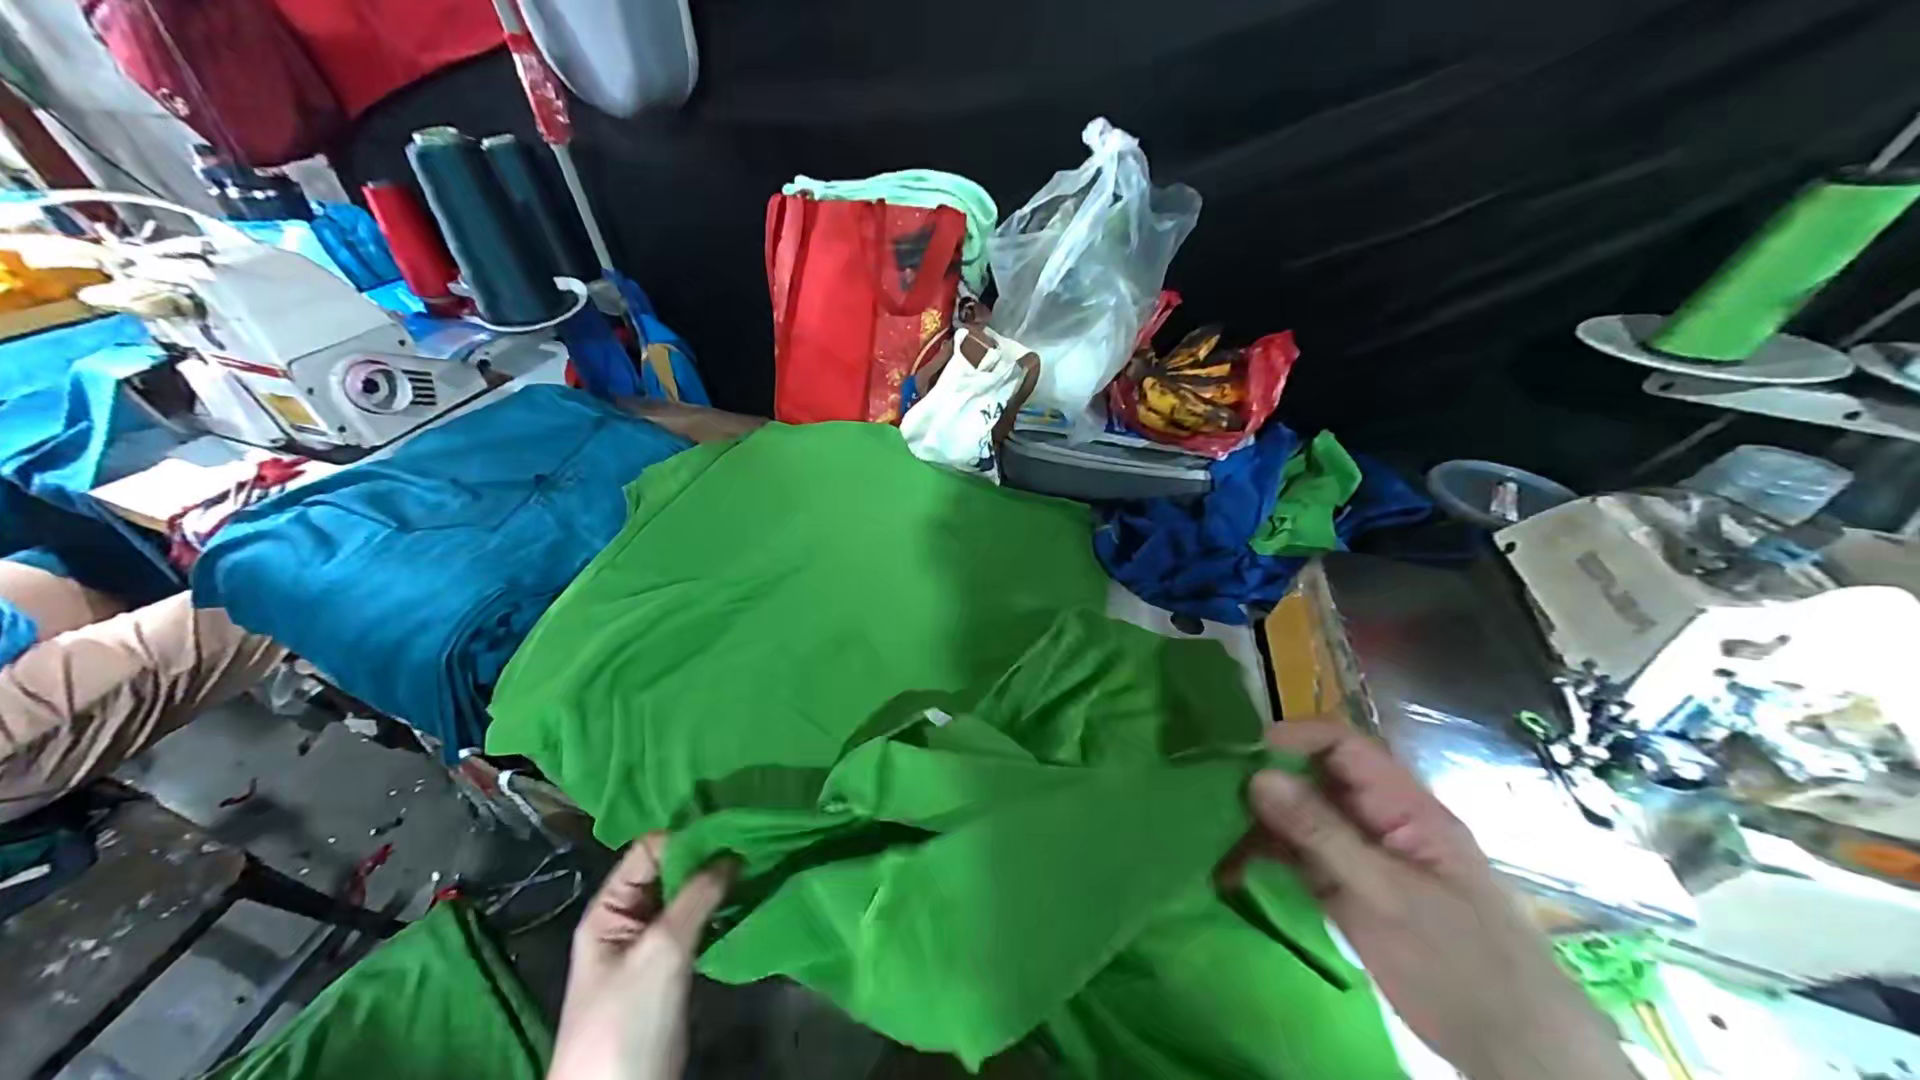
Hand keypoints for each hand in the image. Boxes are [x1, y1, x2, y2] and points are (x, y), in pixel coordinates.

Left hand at [547, 833, 735, 1079]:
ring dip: (718, 881)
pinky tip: (748, 896)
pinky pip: (698, 922)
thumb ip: (696, 896)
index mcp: (610, 909)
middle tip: (753, 840)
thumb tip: (733, 853)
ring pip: (687, 896)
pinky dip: (721, 907)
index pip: (648, 851)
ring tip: (758, 862)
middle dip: (708, 855)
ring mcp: (651, 944)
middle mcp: (628, 919)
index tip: (732, 828)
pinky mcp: (672, 966)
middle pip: (669, 870)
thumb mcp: (662, 950)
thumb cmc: (629, 1019)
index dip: (687, 837)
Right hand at [1236, 721, 1635, 1079]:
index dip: (1294, 738)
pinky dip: (1262, 858)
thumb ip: (1322, 833)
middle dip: (1263, 781)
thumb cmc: (1463, 964)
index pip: (1343, 746)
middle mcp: (1376, 820)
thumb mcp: (1388, 895)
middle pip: (1312, 778)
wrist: (1514, 1054)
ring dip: (1255, 823)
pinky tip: (1229, 869)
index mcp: (1403, 807)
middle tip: (1211, 796)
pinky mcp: (1344, 888)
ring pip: (1298, 818)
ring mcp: (1358, 855)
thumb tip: (1259, 776)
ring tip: (1212, 837)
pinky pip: (1296, 857)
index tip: (1241, 753)